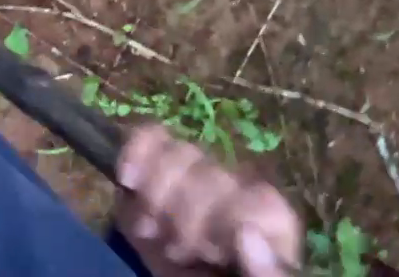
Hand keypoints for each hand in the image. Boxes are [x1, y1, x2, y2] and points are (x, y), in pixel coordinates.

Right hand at [115, 126, 300, 276]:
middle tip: (177, 252)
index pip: (255, 196)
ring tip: (151, 230)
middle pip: (210, 174)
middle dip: (183, 217)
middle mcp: (236, 184)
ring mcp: (194, 170)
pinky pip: (150, 135)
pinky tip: (128, 181)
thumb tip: (248, 234)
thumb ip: (264, 272)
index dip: (225, 221)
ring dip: (155, 195)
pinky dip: (134, 153)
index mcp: (269, 215)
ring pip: (178, 152)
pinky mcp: (156, 161)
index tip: (208, 253)